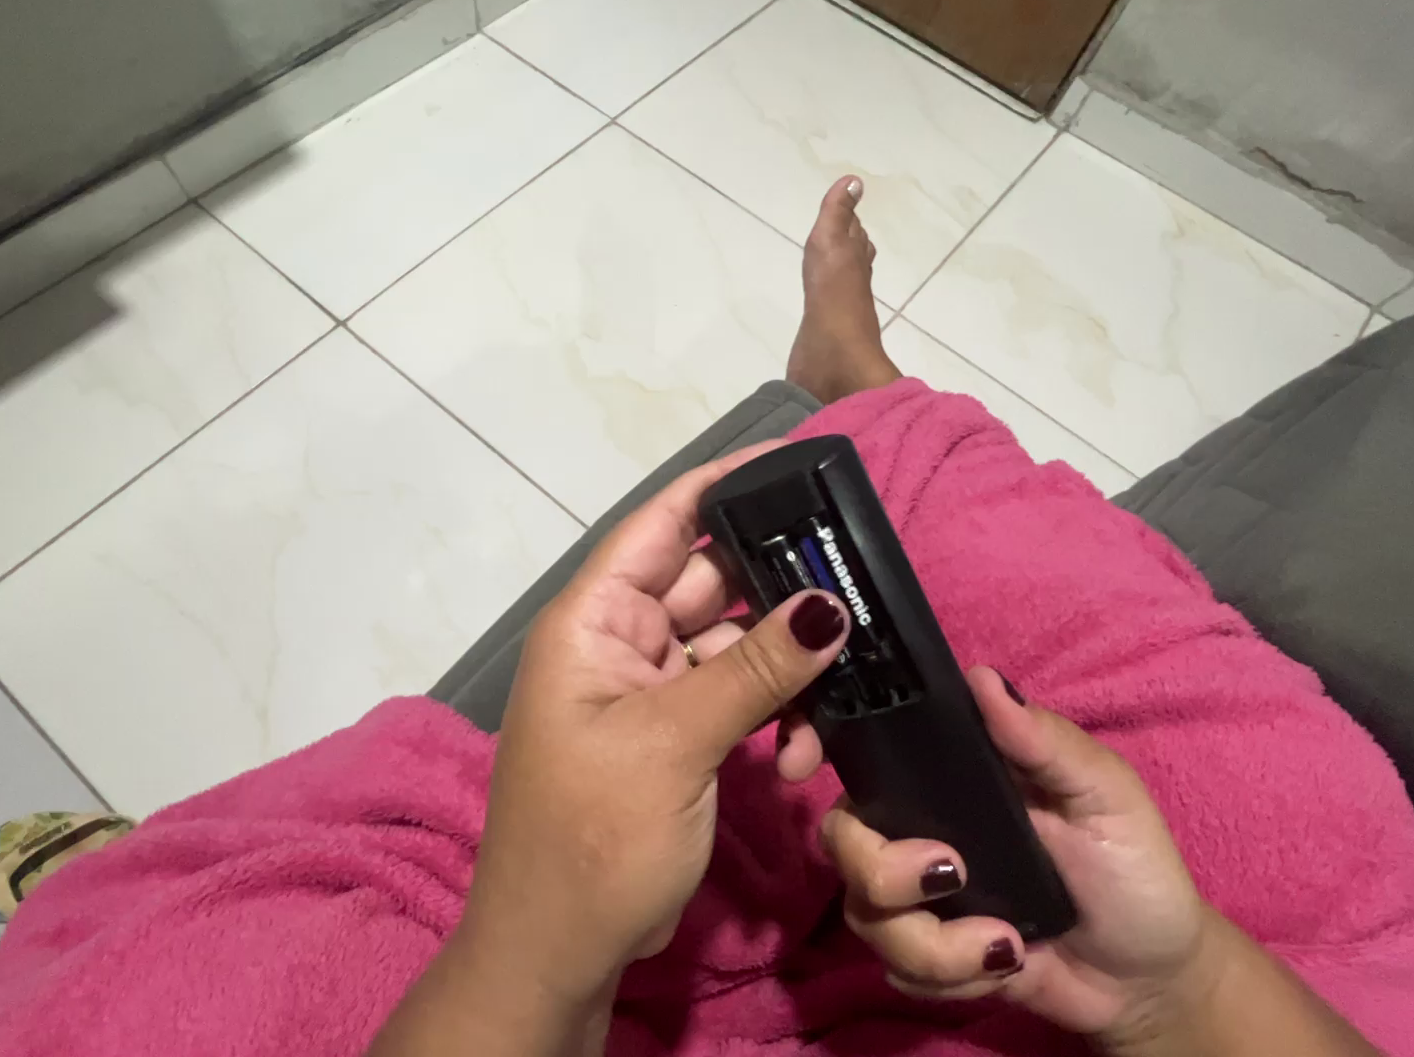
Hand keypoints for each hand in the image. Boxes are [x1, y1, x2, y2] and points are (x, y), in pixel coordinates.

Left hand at [457, 442, 853, 1004]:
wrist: (562, 950)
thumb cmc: (591, 837)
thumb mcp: (672, 744)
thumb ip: (753, 670)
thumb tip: (828, 604)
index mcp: (595, 619)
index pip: (663, 523)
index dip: (723, 485)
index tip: (793, 463)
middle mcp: (623, 639)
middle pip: (713, 581)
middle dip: (779, 591)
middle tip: (852, 595)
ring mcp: (653, 686)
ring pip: (737, 643)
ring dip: (785, 672)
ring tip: (822, 714)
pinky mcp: (680, 729)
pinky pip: (739, 694)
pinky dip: (774, 715)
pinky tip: (798, 755)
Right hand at [780, 666, 1215, 1040]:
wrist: (1146, 977)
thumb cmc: (1129, 864)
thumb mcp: (1103, 793)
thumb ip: (1044, 740)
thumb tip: (981, 676)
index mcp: (940, 774)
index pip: (853, 744)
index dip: (804, 740)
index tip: (796, 761)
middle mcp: (909, 824)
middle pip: (840, 837)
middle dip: (884, 872)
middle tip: (953, 878)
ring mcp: (911, 892)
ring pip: (862, 911)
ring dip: (931, 944)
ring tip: (1006, 947)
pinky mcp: (920, 954)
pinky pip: (893, 965)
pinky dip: (946, 977)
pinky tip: (1000, 965)